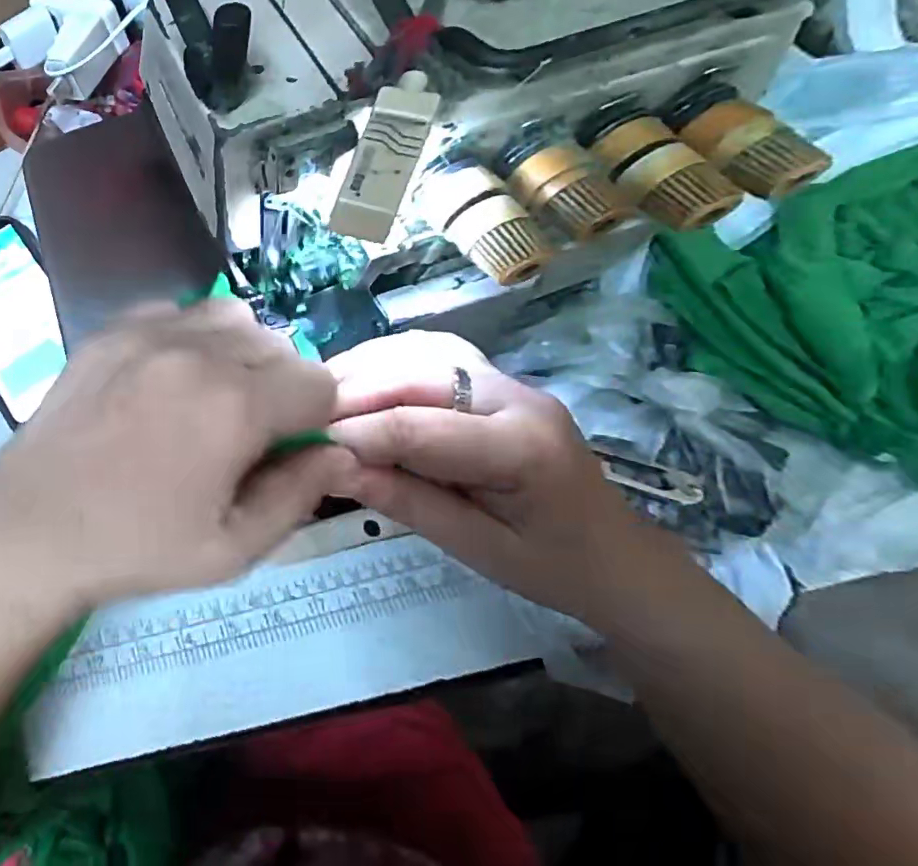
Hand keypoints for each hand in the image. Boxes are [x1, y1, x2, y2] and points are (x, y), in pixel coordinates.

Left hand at [0, 300, 355, 614]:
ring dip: (238, 351)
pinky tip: (163, 378)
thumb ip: (297, 496)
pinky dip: (187, 336)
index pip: (317, 382)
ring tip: (210, 395)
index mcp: (235, 406)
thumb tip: (339, 453)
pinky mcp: (108, 330)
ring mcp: (147, 333)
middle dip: (279, 385)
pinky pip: (174, 312)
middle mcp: (197, 352)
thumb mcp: (230, 549)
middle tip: (246, 430)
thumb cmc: (134, 548)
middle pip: (277, 344)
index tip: (287, 445)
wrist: (31, 527)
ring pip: (229, 316)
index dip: (314, 417)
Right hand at [326, 331, 705, 631]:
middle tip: (301, 420)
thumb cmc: (551, 565)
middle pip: (411, 375)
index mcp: (522, 446)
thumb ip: (405, 501)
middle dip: (349, 395)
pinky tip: (356, 381)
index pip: (417, 427)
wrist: (616, 554)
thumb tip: (333, 468)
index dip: (354, 435)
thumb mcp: (475, 548)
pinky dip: (382, 362)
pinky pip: (426, 352)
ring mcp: (504, 378)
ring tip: (319, 399)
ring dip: (360, 370)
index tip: (305, 449)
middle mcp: (514, 395)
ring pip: (415, 352)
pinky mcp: (490, 376)